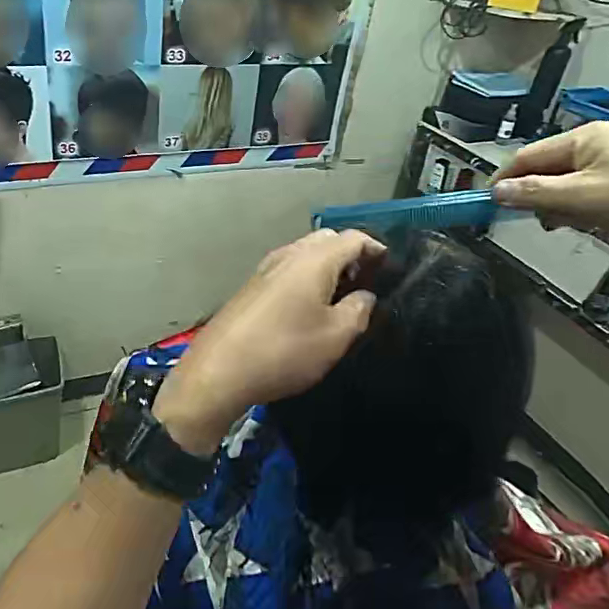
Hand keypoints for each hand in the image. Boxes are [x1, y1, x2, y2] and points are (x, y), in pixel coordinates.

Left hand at [154, 229, 385, 451]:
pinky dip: (307, 277)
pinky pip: (289, 269)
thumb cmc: (284, 350)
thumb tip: (365, 296)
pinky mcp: (253, 285)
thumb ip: (359, 310)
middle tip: (366, 284)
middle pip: (328, 240)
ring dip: (328, 267)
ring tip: (340, 298)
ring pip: (306, 254)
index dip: (376, 250)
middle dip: (351, 256)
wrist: (219, 370)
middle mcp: (290, 254)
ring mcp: (267, 267)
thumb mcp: (335, 336)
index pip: (354, 238)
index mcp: (314, 259)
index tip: (389, 269)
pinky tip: (309, 308)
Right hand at [491, 123, 608, 259]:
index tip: (488, 206)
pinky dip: (594, 212)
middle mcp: (601, 144)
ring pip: (576, 186)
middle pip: (551, 171)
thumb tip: (496, 191)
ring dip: (570, 209)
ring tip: (585, 226)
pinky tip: (607, 226)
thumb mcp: (585, 198)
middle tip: (547, 224)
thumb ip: (536, 195)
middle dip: (542, 199)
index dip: (505, 182)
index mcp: (583, 138)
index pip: (527, 157)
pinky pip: (600, 195)